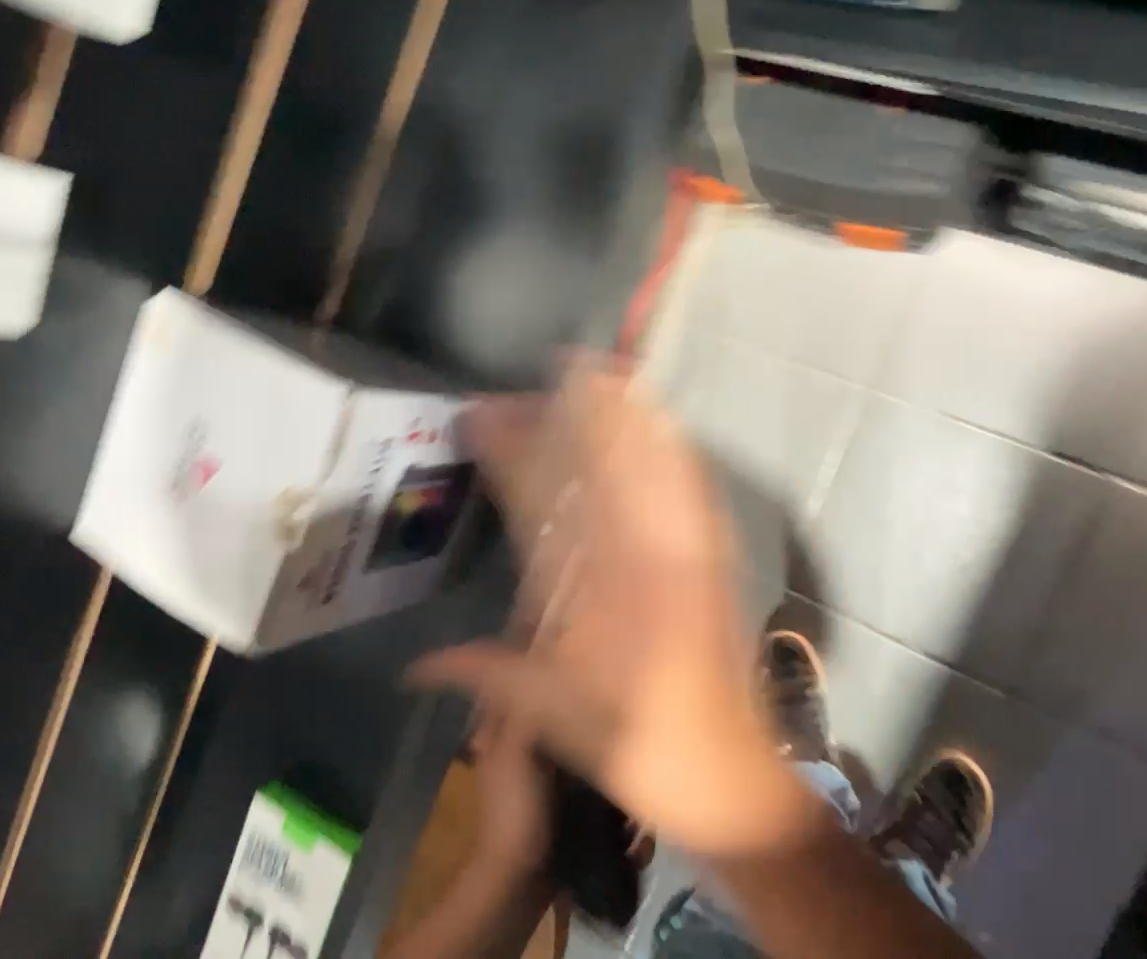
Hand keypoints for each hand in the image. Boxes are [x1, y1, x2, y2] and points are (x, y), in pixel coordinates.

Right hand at [410, 359, 815, 856]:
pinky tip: (661, 424)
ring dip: (628, 415)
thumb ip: (488, 676)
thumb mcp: (554, 715)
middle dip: (572, 413)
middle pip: (603, 467)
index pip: (542, 502)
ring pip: (654, 466)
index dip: (510, 450)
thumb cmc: (638, 745)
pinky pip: (694, 488)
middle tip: (546, 371)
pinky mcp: (718, 559)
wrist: (729, 775)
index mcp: (595, 591)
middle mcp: (642, 559)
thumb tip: (416, 666)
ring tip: (603, 371)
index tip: (481, 413)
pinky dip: (672, 448)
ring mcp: (688, 553)